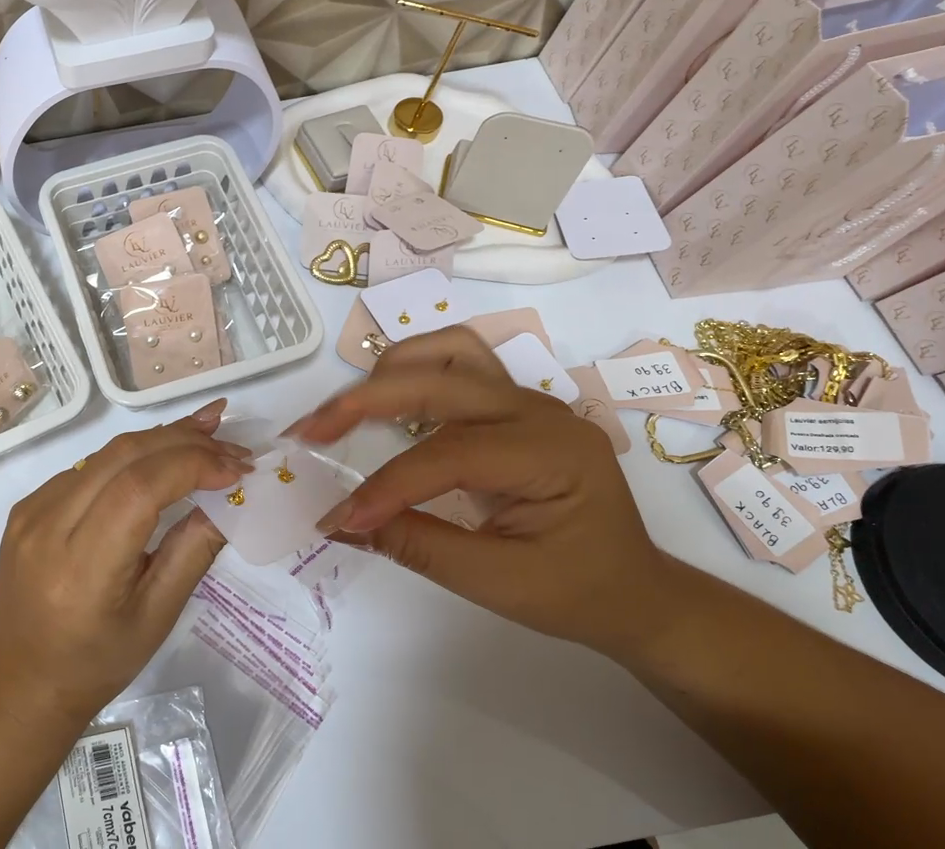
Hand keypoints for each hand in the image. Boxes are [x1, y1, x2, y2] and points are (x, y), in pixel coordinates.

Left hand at [0, 400, 247, 720]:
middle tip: (231, 443)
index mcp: (82, 566)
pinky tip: (160, 457)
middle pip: (121, 457)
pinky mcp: (26, 506)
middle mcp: (48, 526)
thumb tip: (228, 498)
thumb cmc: (98, 661)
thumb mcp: (157, 617)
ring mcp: (31, 511)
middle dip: (183, 441)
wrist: (24, 677)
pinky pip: (85, 469)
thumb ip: (191, 553)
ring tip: (206, 434)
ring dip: (159, 441)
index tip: (237, 469)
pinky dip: (128, 458)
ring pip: (103, 455)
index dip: (191, 466)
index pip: (139, 489)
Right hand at [292, 328, 679, 656]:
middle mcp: (539, 411)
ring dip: (389, 372)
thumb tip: (339, 523)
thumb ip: (417, 546)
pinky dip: (411, 375)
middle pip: (438, 379)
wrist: (635, 590)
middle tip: (309, 434)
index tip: (338, 518)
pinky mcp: (511, 405)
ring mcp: (527, 401)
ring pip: (448, 352)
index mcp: (550, 455)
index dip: (386, 484)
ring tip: (343, 410)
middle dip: (365, 402)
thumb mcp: (498, 584)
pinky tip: (383, 403)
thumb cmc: (576, 592)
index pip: (448, 454)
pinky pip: (455, 367)